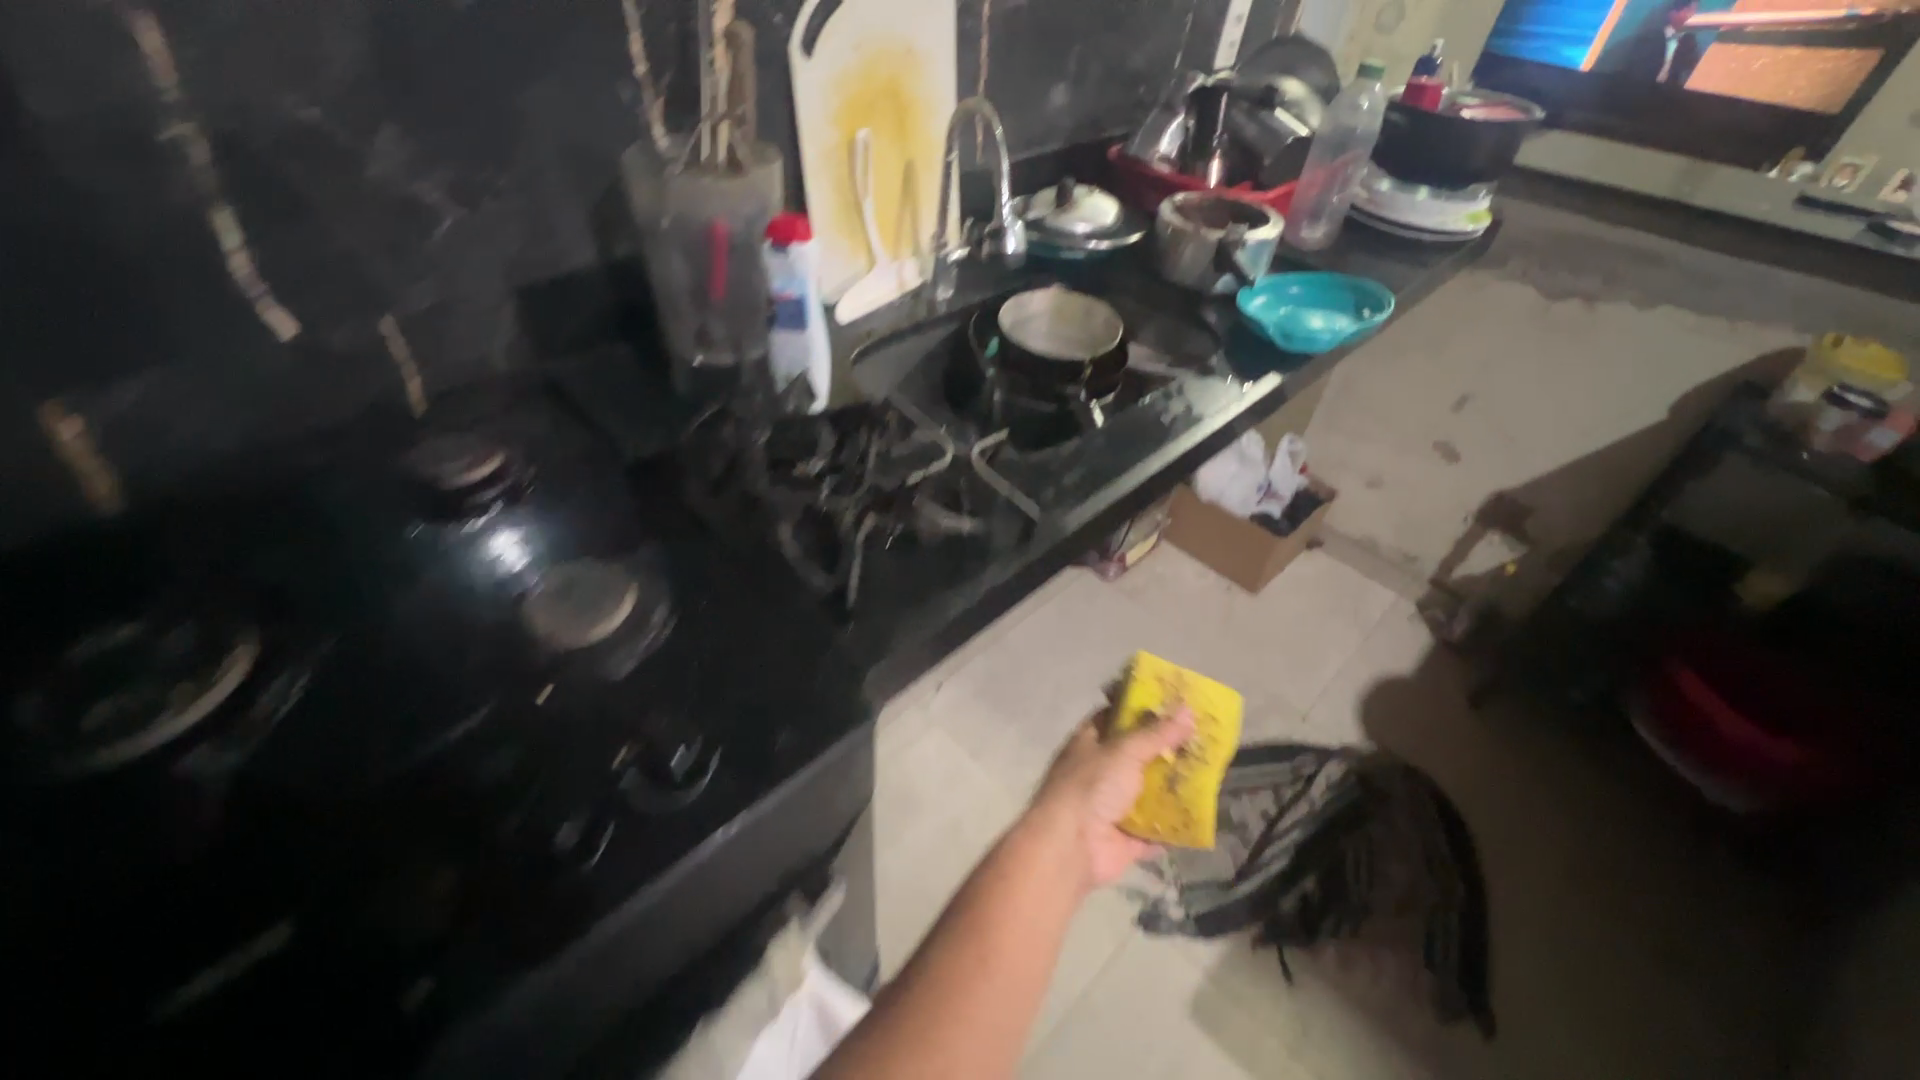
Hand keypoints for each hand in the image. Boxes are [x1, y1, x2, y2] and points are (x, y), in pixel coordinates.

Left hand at [1024, 706, 1195, 891]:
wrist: (1070, 846)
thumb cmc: (1091, 786)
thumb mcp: (1124, 751)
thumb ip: (1156, 733)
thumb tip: (1187, 710)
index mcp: (1089, 743)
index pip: (1113, 717)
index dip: (1140, 709)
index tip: (1172, 704)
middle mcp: (1097, 772)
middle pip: (1135, 756)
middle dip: (1164, 751)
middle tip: (1199, 741)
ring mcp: (1109, 807)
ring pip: (1146, 794)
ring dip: (1171, 790)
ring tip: (1207, 777)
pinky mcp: (1123, 839)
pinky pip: (1153, 833)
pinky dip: (1171, 830)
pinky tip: (1197, 819)